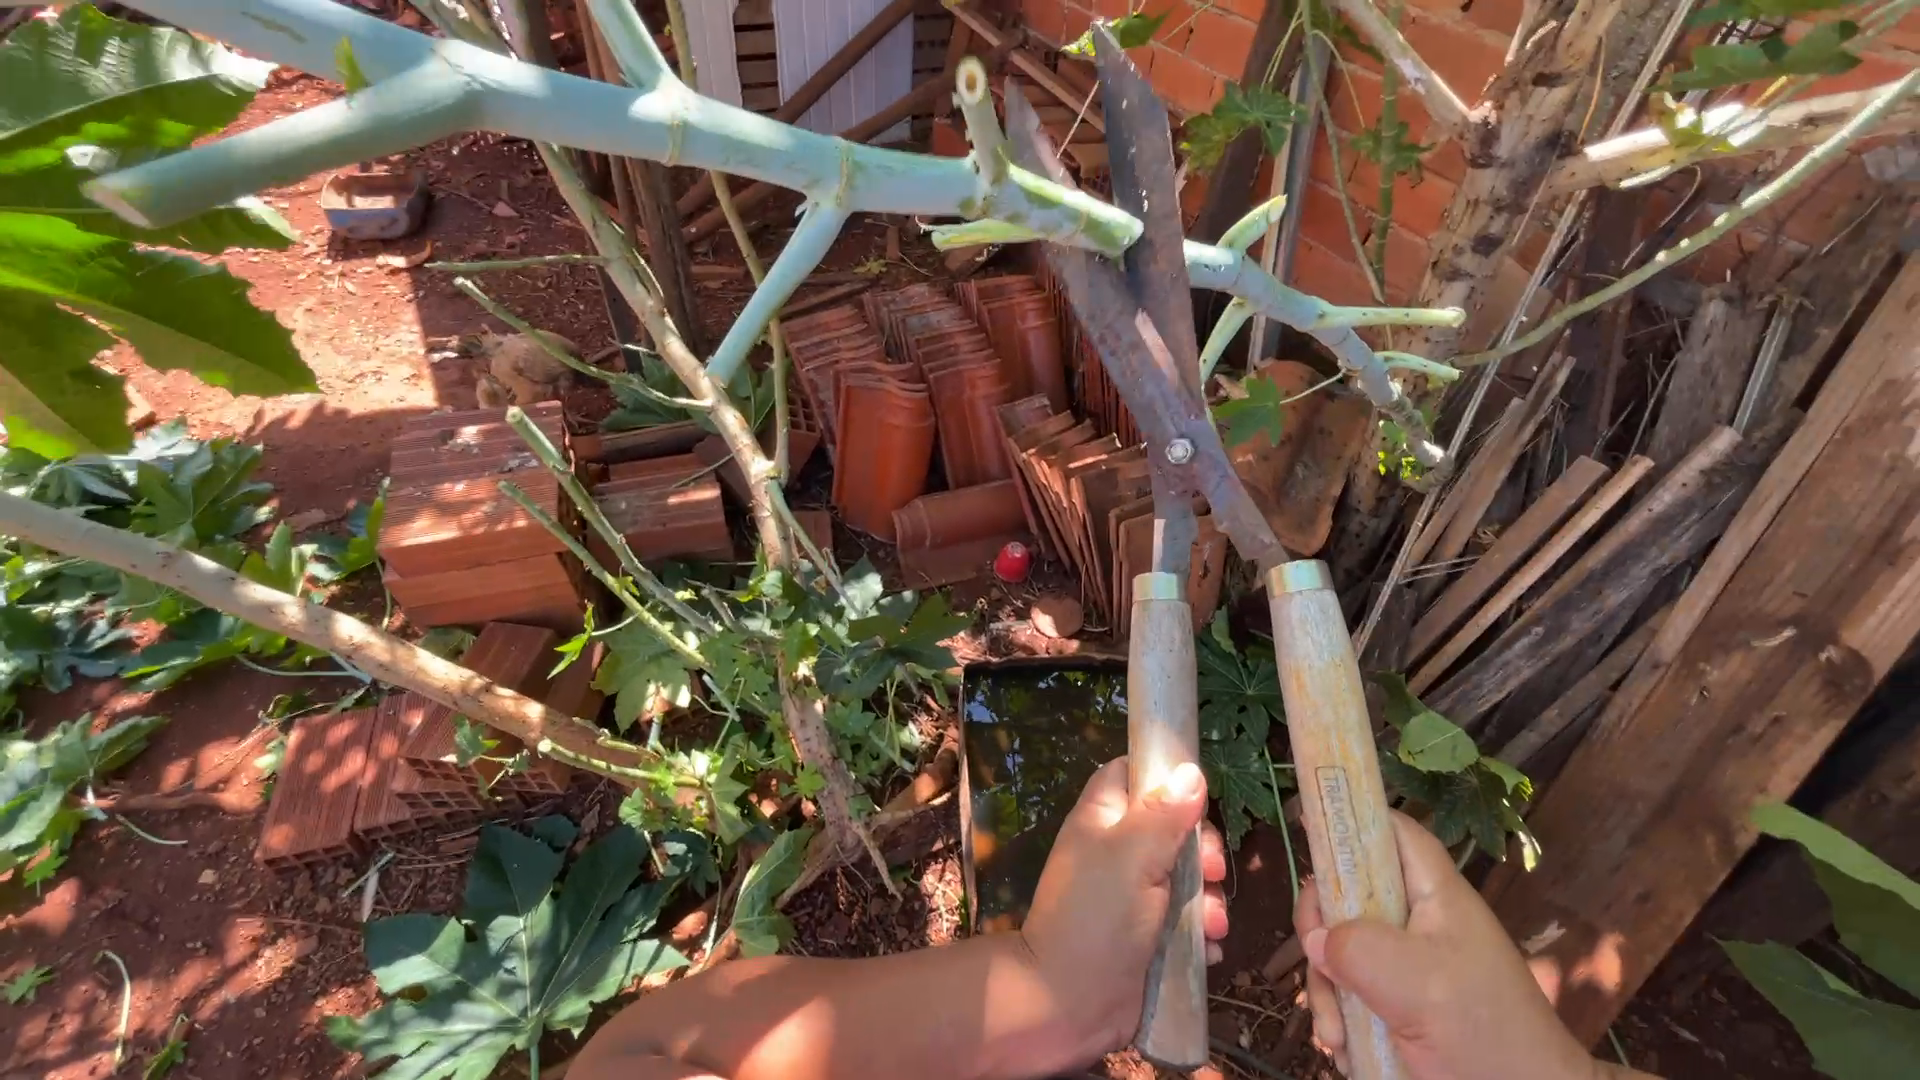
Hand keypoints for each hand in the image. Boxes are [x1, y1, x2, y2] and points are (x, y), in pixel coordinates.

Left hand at [1016, 757, 1228, 1060]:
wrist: (1069, 1002)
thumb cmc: (1096, 915)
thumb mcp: (1131, 855)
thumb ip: (1163, 814)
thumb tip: (1191, 771)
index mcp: (1103, 818)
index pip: (1131, 775)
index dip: (1164, 780)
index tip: (1195, 800)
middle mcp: (1119, 850)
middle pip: (1173, 828)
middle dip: (1202, 850)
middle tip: (1210, 871)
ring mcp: (1135, 893)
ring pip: (1187, 876)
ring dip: (1208, 898)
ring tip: (1211, 924)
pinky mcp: (1151, 933)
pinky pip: (1188, 920)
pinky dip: (1202, 932)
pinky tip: (1207, 948)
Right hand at [1295, 813, 1609, 1079]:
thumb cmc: (1484, 1035)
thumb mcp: (1417, 984)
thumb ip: (1354, 946)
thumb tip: (1315, 940)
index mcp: (1435, 897)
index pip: (1393, 832)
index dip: (1352, 820)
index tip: (1306, 826)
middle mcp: (1417, 922)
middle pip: (1348, 891)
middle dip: (1320, 928)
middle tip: (1316, 961)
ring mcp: (1408, 964)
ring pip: (1340, 946)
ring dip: (1325, 987)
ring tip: (1332, 1034)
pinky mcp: (1399, 1002)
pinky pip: (1349, 988)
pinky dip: (1337, 1013)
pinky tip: (1338, 1044)